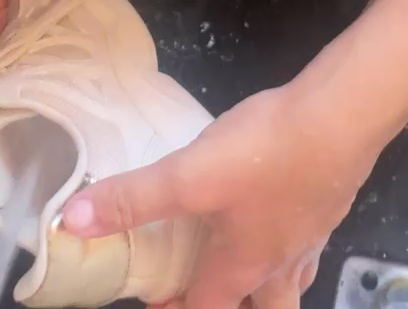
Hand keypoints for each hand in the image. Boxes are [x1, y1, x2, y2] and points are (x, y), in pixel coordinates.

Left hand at [60, 85, 381, 308]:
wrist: (338, 117)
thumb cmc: (264, 153)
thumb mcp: (190, 174)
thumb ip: (134, 197)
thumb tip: (69, 223)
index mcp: (243, 263)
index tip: (154, 302)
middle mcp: (280, 260)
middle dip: (237, 307)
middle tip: (208, 292)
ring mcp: (311, 233)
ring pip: (290, 280)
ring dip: (267, 282)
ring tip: (247, 262)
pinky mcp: (329, 202)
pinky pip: (306, 240)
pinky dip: (290, 241)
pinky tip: (284, 208)